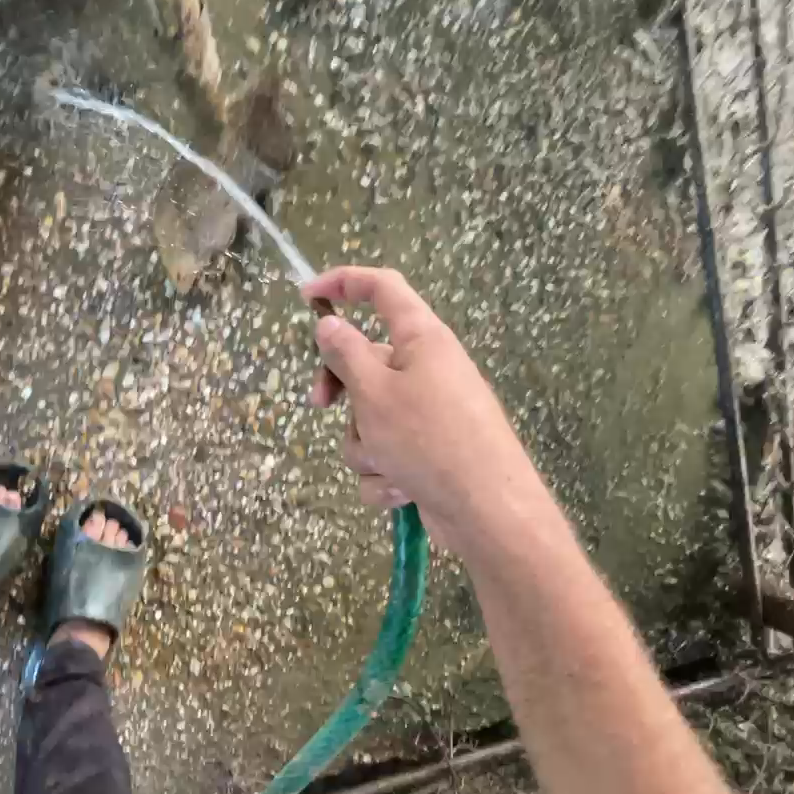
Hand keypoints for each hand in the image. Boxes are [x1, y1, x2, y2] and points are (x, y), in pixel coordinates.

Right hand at [302, 266, 555, 557]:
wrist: (486, 511)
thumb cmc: (429, 438)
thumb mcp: (375, 391)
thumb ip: (345, 354)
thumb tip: (329, 324)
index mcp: (421, 339)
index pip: (382, 290)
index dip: (344, 282)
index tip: (307, 297)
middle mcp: (426, 370)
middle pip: (365, 362)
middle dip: (341, 391)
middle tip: (320, 404)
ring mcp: (427, 413)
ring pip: (368, 417)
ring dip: (365, 445)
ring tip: (385, 462)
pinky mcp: (427, 453)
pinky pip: (385, 454)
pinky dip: (384, 474)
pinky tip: (400, 489)